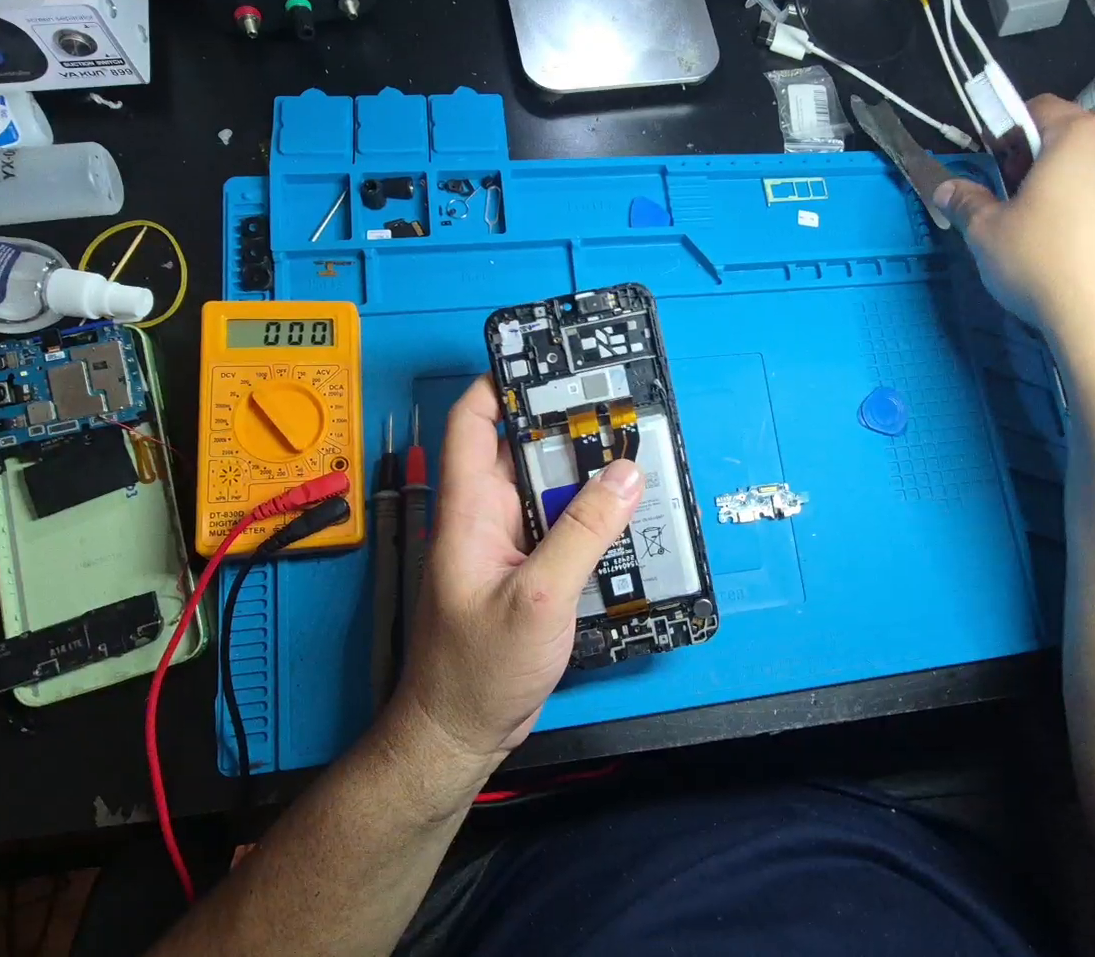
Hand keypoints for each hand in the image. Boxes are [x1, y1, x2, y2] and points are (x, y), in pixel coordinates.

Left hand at [389, 377, 642, 769]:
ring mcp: (507, 544)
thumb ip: (583, 532)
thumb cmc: (476, 671)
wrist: (462, 731)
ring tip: (632, 458)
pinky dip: (591, 516)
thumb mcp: (538, 597)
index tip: (549, 363)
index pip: (473, 421)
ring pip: (548, 488)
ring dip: (586, 475)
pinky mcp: (528, 569)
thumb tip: (623, 475)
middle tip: (617, 411)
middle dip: (566, 427)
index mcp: (468, 509)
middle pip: (523, 449)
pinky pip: (561, 525)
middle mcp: (485, 517)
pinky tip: (624, 516)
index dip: (503, 382)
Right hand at [934, 96, 1094, 347]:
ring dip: (1084, 175)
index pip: (1040, 107)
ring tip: (1059, 221)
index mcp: (1077, 135)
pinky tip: (1087, 246)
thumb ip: (966, 203)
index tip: (998, 169)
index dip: (1011, 132)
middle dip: (1054, 148)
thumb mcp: (987, 234)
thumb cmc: (1045, 263)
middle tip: (1027, 191)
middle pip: (1085, 125)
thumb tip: (945, 189)